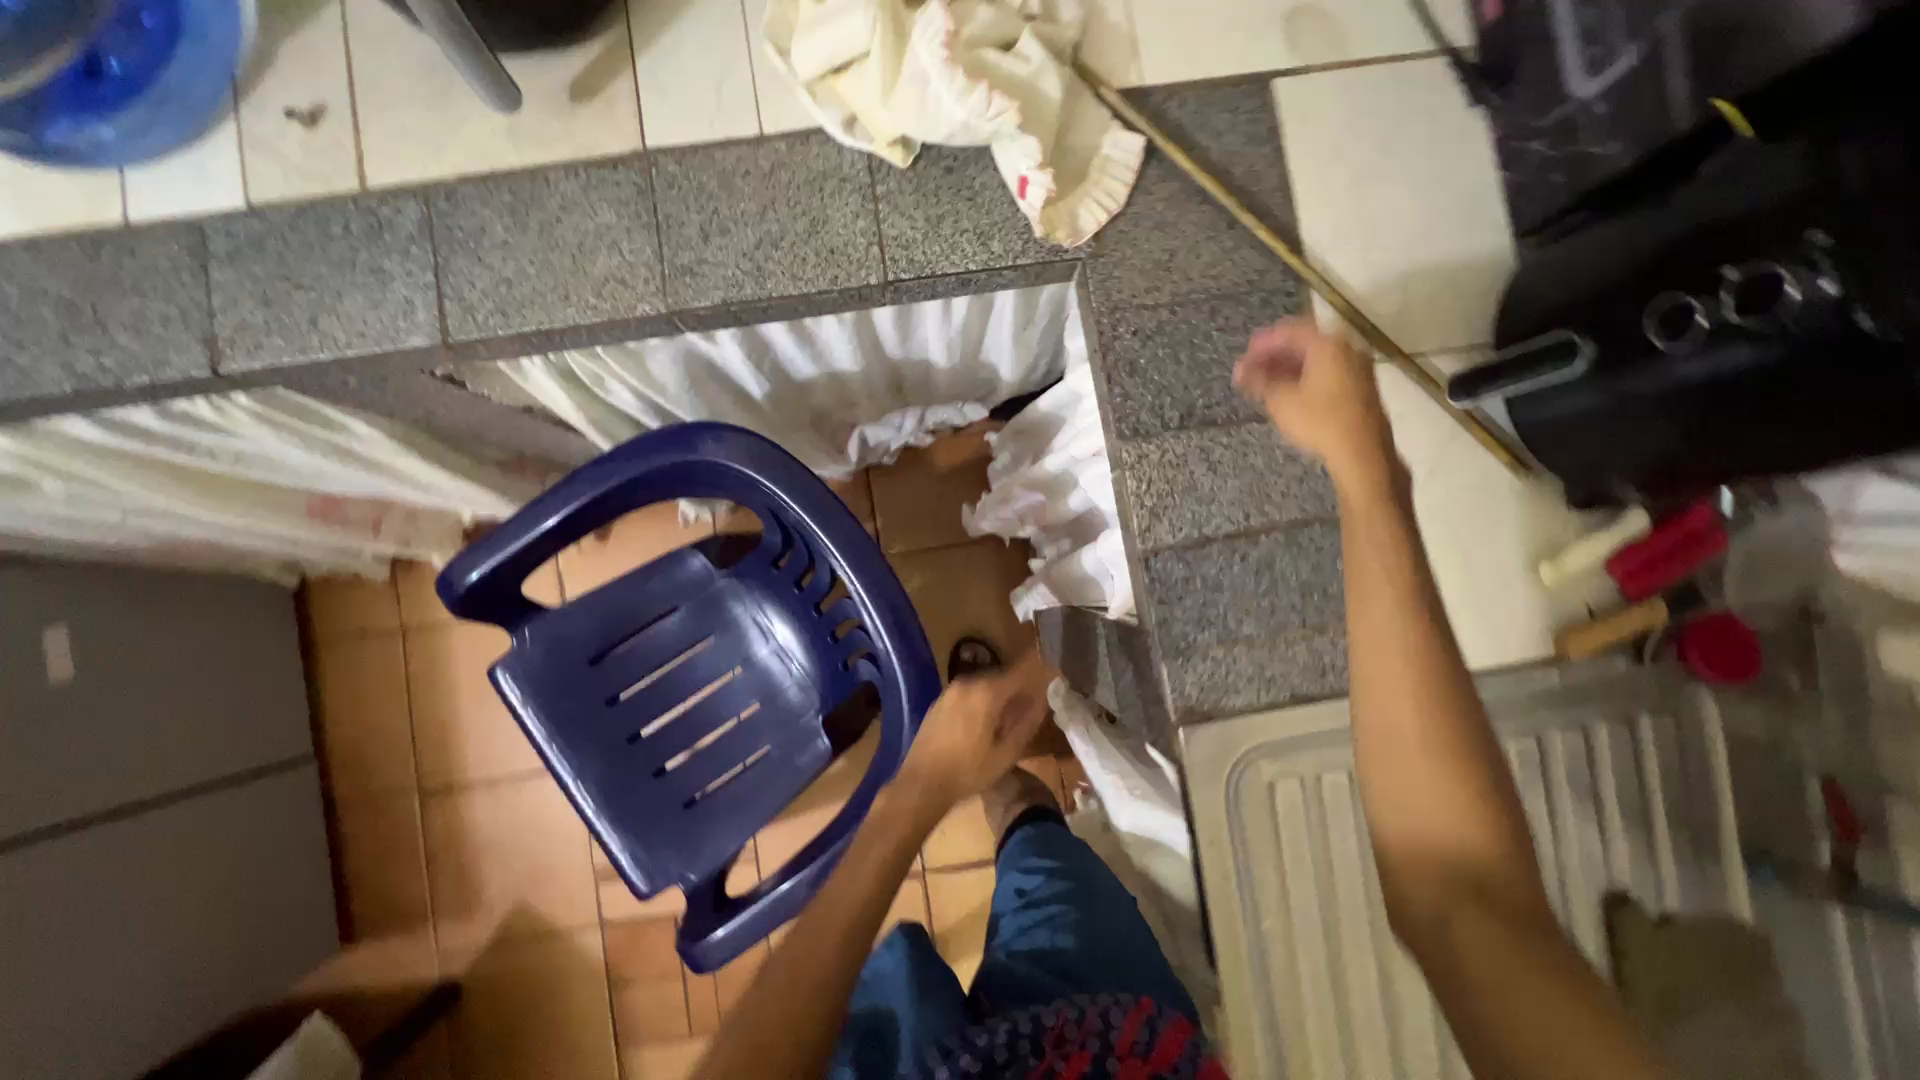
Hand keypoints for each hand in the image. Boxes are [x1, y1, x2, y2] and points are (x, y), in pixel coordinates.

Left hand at [896, 651, 1053, 816]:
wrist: (921, 783)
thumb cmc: (968, 772)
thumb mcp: (1006, 753)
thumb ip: (1027, 724)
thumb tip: (1042, 702)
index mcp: (986, 692)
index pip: (1020, 673)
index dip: (1037, 677)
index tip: (1049, 684)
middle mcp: (967, 683)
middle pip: (1001, 678)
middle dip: (1018, 689)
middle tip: (1030, 708)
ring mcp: (950, 691)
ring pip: (984, 686)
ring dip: (999, 696)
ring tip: (1008, 719)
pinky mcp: (939, 702)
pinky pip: (968, 694)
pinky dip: (981, 701)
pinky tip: (983, 723)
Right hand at [1233, 318, 1396, 484]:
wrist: (1362, 452)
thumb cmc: (1319, 421)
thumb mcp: (1280, 400)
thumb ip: (1258, 380)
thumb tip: (1241, 369)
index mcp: (1328, 344)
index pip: (1289, 331)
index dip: (1263, 342)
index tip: (1244, 356)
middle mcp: (1346, 348)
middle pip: (1304, 344)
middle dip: (1275, 357)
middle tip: (1252, 371)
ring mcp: (1358, 368)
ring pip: (1316, 360)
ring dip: (1289, 368)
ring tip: (1265, 384)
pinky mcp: (1361, 388)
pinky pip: (1328, 373)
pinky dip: (1305, 378)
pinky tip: (1289, 394)